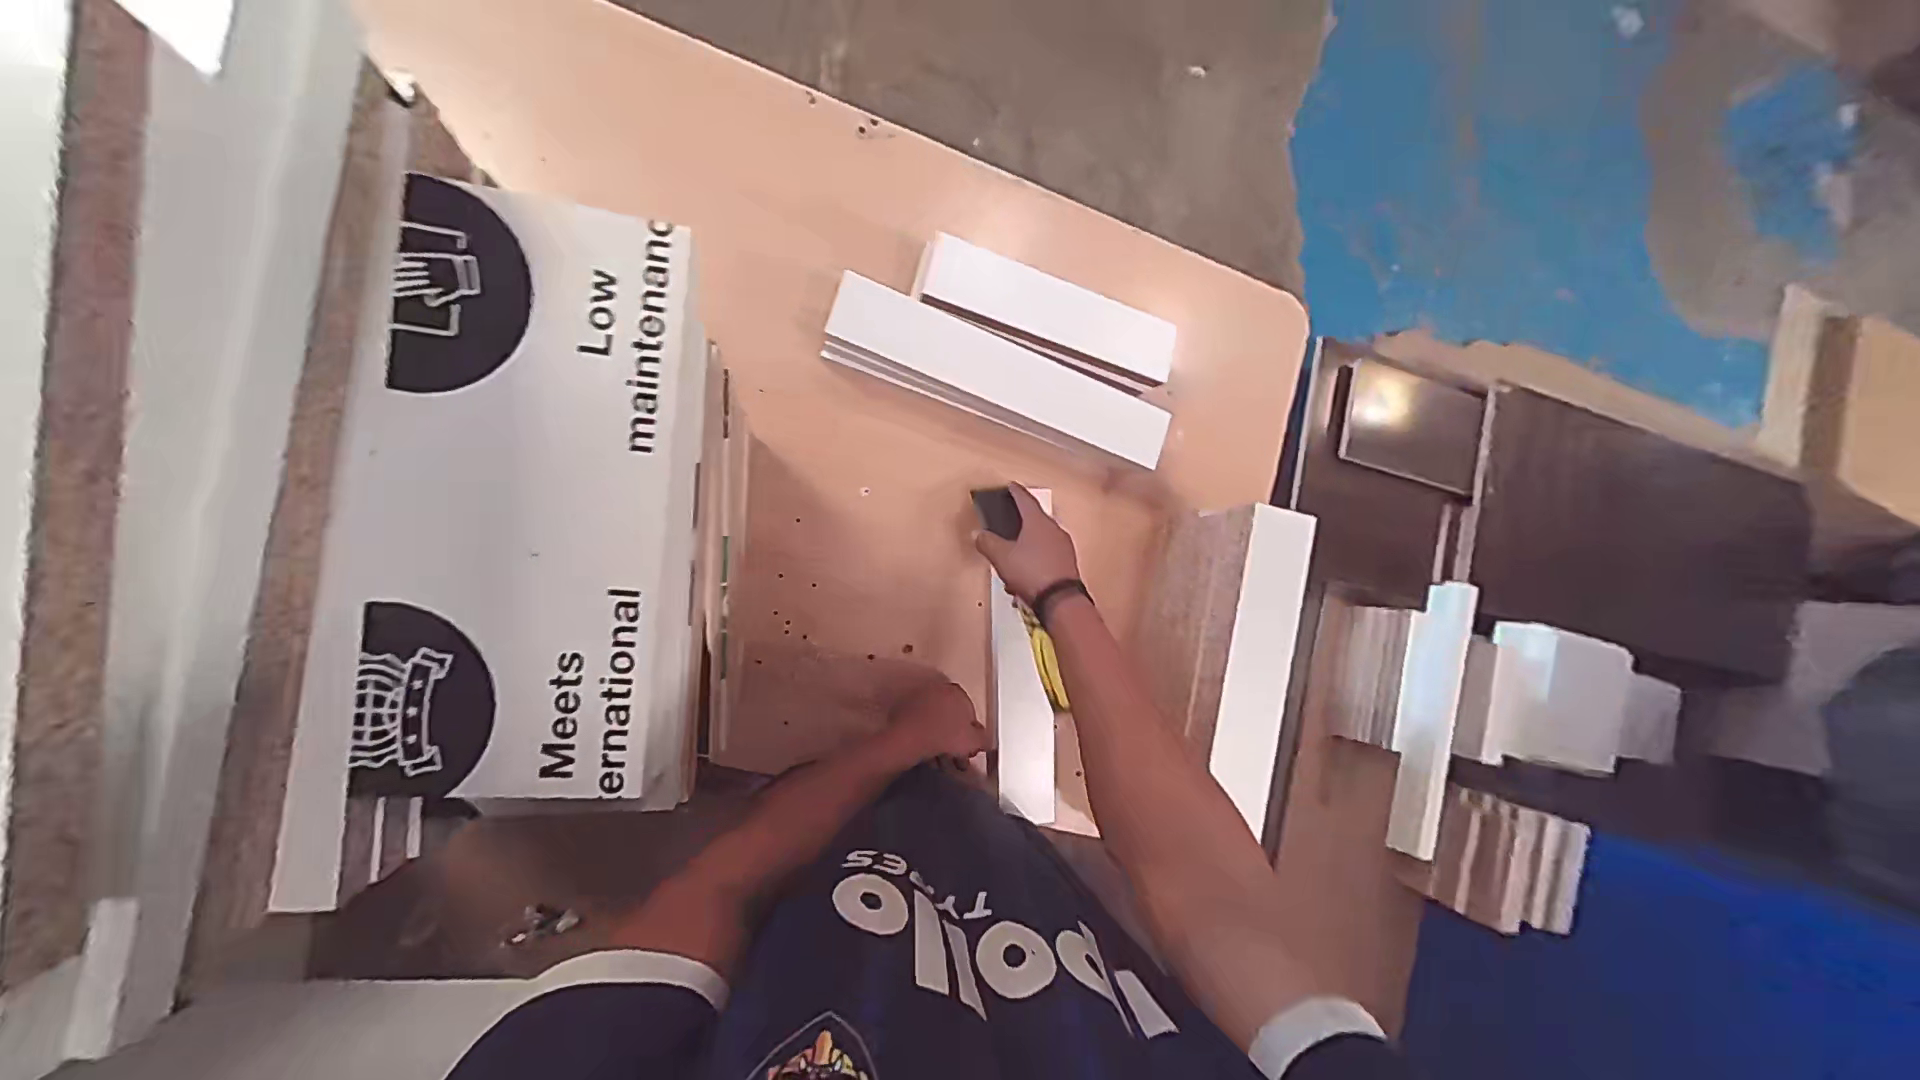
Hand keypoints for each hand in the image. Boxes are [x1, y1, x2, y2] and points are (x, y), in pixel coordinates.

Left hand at [879, 679, 987, 766]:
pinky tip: (925, 754)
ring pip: (934, 723)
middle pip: (951, 717)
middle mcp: (938, 690)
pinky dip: (924, 738)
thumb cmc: (945, 737)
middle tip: (957, 758)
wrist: (909, 739)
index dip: (972, 734)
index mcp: (957, 692)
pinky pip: (919, 726)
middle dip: (955, 739)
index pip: (971, 713)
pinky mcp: (902, 709)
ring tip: (941, 761)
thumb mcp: (975, 742)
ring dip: (939, 741)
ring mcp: (918, 698)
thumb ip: (984, 740)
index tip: (969, 749)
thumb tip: (986, 741)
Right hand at [971, 483, 1080, 603]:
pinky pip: (1047, 555)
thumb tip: (979, 534)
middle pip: (1035, 519)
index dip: (1015, 492)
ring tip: (1012, 559)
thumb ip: (988, 543)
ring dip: (1026, 545)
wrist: (1060, 600)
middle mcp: (1054, 530)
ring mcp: (1064, 547)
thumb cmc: (1032, 572)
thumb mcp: (1002, 557)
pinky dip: (1034, 560)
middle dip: (1020, 522)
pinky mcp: (1067, 563)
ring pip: (1041, 539)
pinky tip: (1023, 577)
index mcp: (1038, 522)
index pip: (1025, 499)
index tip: (1010, 486)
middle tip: (1009, 521)